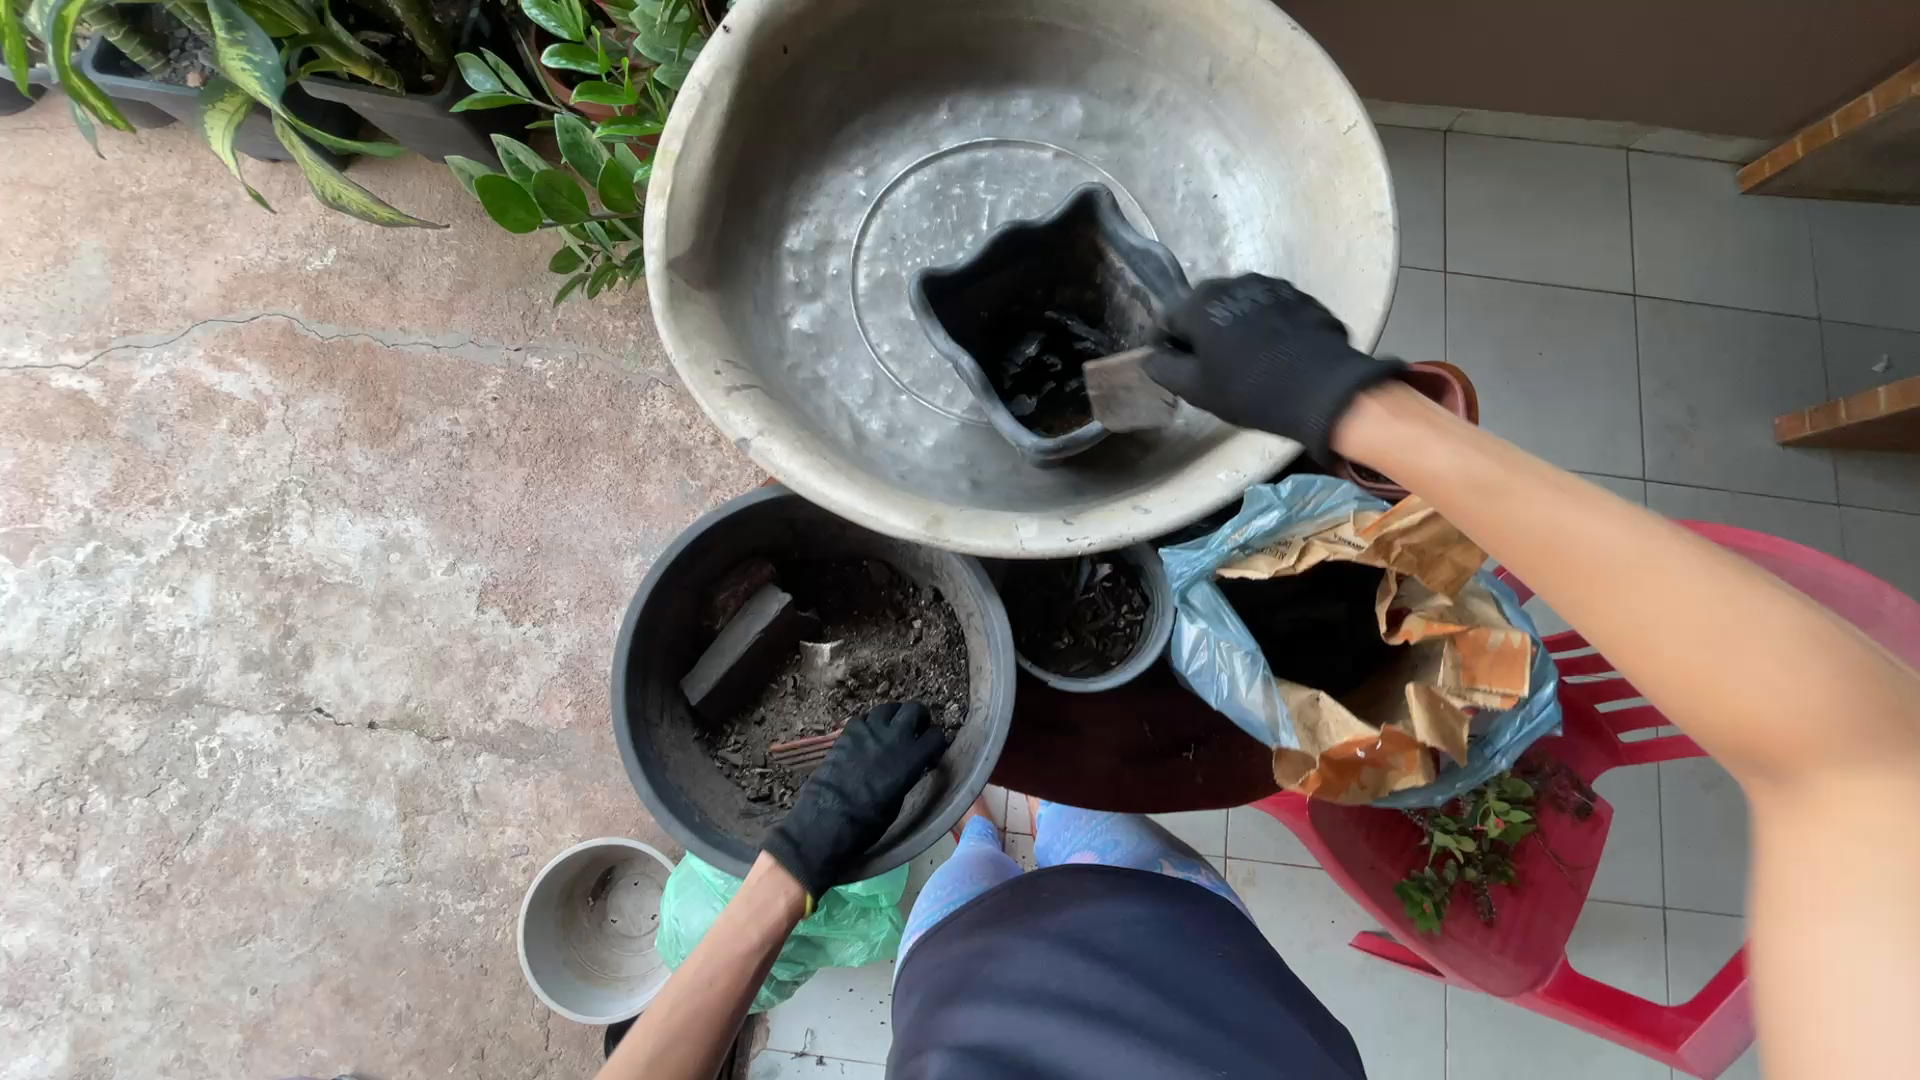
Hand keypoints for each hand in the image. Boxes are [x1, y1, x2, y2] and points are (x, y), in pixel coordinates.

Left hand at [761, 702, 947, 901]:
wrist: (828, 817)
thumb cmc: (868, 822)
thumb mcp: (899, 798)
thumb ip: (907, 774)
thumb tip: (908, 765)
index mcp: (912, 758)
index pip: (936, 736)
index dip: (936, 741)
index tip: (932, 748)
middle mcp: (895, 737)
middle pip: (915, 709)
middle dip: (919, 717)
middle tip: (915, 729)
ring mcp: (870, 730)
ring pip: (889, 707)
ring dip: (894, 716)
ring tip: (891, 728)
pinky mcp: (848, 731)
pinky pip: (865, 717)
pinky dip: (870, 723)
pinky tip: (867, 735)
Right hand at [1145, 273, 1405, 462]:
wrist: (1320, 388)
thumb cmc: (1247, 389)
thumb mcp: (1194, 388)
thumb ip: (1164, 368)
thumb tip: (1151, 357)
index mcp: (1199, 303)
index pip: (1167, 319)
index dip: (1167, 345)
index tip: (1174, 367)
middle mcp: (1232, 281)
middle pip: (1203, 308)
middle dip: (1201, 332)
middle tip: (1209, 366)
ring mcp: (1270, 285)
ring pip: (1237, 306)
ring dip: (1233, 327)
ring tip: (1243, 359)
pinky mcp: (1300, 296)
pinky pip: (1268, 311)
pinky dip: (1263, 327)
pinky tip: (1272, 354)